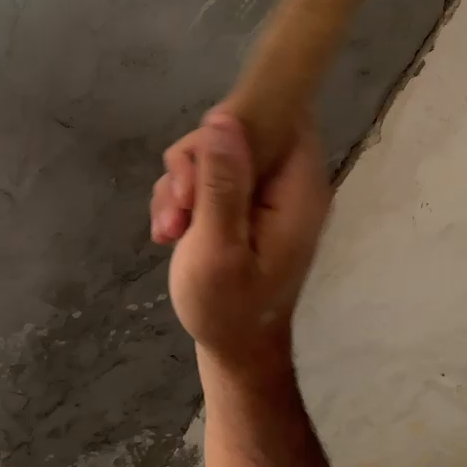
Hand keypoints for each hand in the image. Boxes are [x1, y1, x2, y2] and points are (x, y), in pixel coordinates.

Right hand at [151, 110, 332, 380]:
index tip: (202, 150)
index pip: (286, 113)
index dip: (241, 115)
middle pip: (237, 130)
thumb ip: (222, 183)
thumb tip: (223, 120)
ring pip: (212, 152)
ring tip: (169, 228)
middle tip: (179, 204)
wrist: (233, 353)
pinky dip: (182, 198)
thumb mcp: (218, 248)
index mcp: (297, 187)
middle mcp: (285, 181)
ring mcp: (262, 192)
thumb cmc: (230, 308)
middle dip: (195, 161)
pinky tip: (170, 231)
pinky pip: (205, 175)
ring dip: (181, 184)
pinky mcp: (240, 202)